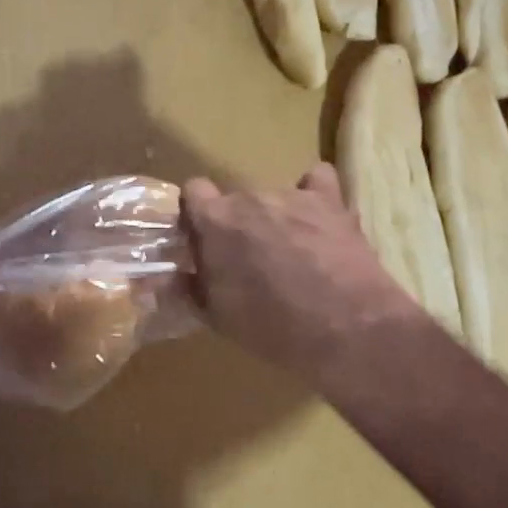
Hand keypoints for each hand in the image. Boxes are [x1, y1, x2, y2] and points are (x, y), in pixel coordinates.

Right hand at [180, 164, 424, 378]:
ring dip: (274, 217)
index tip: (202, 240)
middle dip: (237, 223)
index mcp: (215, 221)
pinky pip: (317, 180)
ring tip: (291, 252)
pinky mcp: (331, 201)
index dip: (196, 215)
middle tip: (248, 260)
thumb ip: (186, 290)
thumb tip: (161, 280)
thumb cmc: (271, 325)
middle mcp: (250, 197)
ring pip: (273, 197)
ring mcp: (292, 195)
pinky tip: (317, 218)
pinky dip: (314, 194)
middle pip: (234, 199)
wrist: (346, 327)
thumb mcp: (217, 316)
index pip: (192, 191)